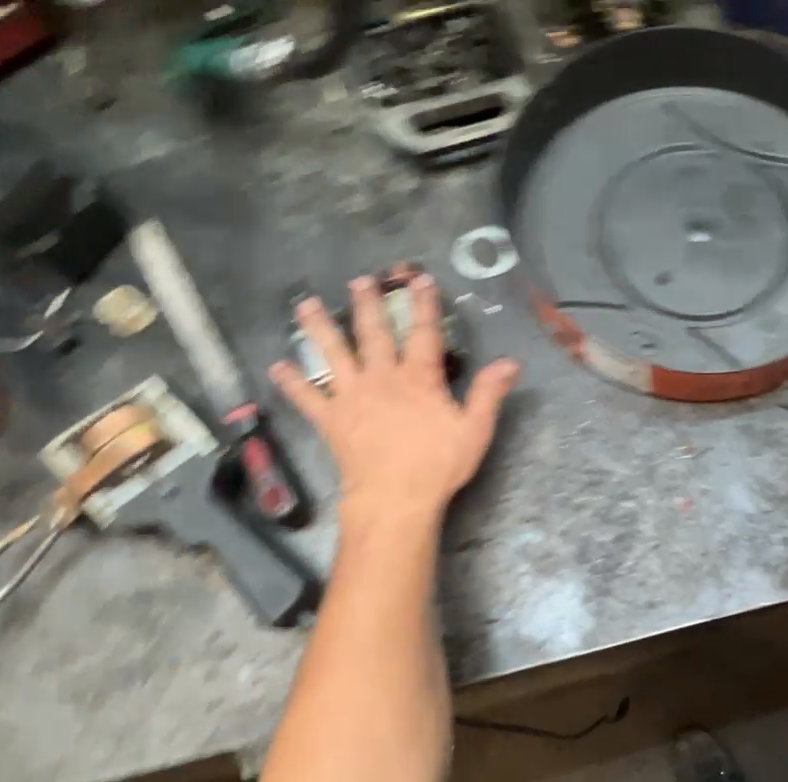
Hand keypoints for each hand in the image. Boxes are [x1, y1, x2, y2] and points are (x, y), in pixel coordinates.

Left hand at [270, 275, 519, 525]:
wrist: (395, 496)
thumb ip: (488, 393)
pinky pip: (307, 396)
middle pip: (373, 334)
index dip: (424, 305)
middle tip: (360, 280)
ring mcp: (351, 396)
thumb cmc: (439, 464)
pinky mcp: (331, 418)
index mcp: (419, 379)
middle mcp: (382, 378)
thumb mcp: (475, 430)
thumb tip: (510, 363)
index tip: (420, 280)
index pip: (424, 334)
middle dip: (368, 304)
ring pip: (332, 354)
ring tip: (306, 304)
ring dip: (319, 327)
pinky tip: (278, 367)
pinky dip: (292, 382)